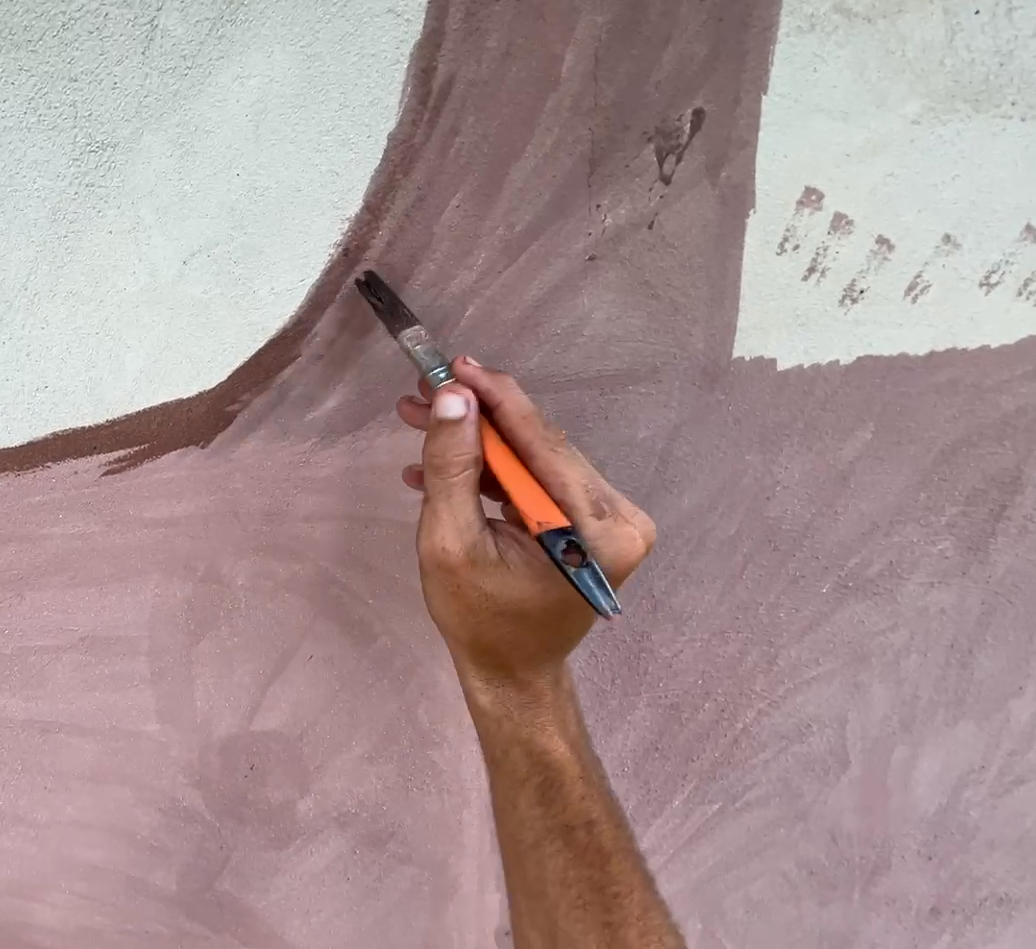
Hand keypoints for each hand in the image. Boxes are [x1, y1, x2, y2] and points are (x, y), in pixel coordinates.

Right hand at [395, 358, 655, 694]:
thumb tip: (453, 398)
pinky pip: (534, 478)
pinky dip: (489, 469)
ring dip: (474, 442)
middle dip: (474, 418)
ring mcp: (608, 518)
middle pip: (537, 445)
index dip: (494, 398)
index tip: (453, 364)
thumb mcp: (450, 541)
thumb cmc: (477, 617)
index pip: (540, 442)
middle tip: (420, 393)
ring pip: (531, 457)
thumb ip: (452, 468)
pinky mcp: (590, 521)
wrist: (510, 671)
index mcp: (596, 527)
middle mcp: (618, 515)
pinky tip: (441, 469)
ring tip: (417, 421)